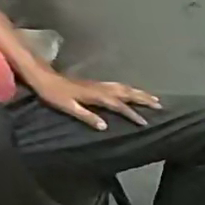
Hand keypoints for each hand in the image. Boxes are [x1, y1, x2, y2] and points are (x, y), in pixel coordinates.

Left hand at [31, 72, 160, 130]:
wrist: (44, 77)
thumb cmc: (54, 94)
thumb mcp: (68, 107)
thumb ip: (87, 116)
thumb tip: (104, 126)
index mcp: (98, 96)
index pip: (120, 106)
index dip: (133, 114)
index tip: (144, 122)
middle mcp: (103, 89)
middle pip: (129, 94)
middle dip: (145, 100)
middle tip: (160, 105)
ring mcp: (102, 85)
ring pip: (127, 89)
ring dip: (141, 93)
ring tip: (154, 98)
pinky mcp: (99, 84)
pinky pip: (121, 86)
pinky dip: (132, 89)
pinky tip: (134, 91)